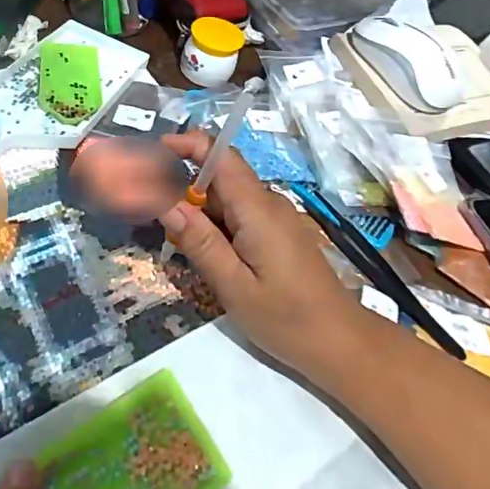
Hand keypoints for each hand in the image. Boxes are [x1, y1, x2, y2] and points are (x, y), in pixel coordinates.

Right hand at [158, 131, 370, 382]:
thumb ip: (200, 242)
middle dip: (181, 183)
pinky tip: (199, 249)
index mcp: (257, 209)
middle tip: (146, 205)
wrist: (343, 344)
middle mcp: (267, 203)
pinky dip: (213, 223)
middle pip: (219, 176)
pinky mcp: (277, 234)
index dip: (188, 144)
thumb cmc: (288, 319)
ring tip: (167, 233)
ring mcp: (274, 218)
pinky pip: (238, 216)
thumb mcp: (235, 286)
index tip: (155, 150)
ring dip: (195, 207)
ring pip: (226, 198)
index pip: (221, 155)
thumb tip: (164, 203)